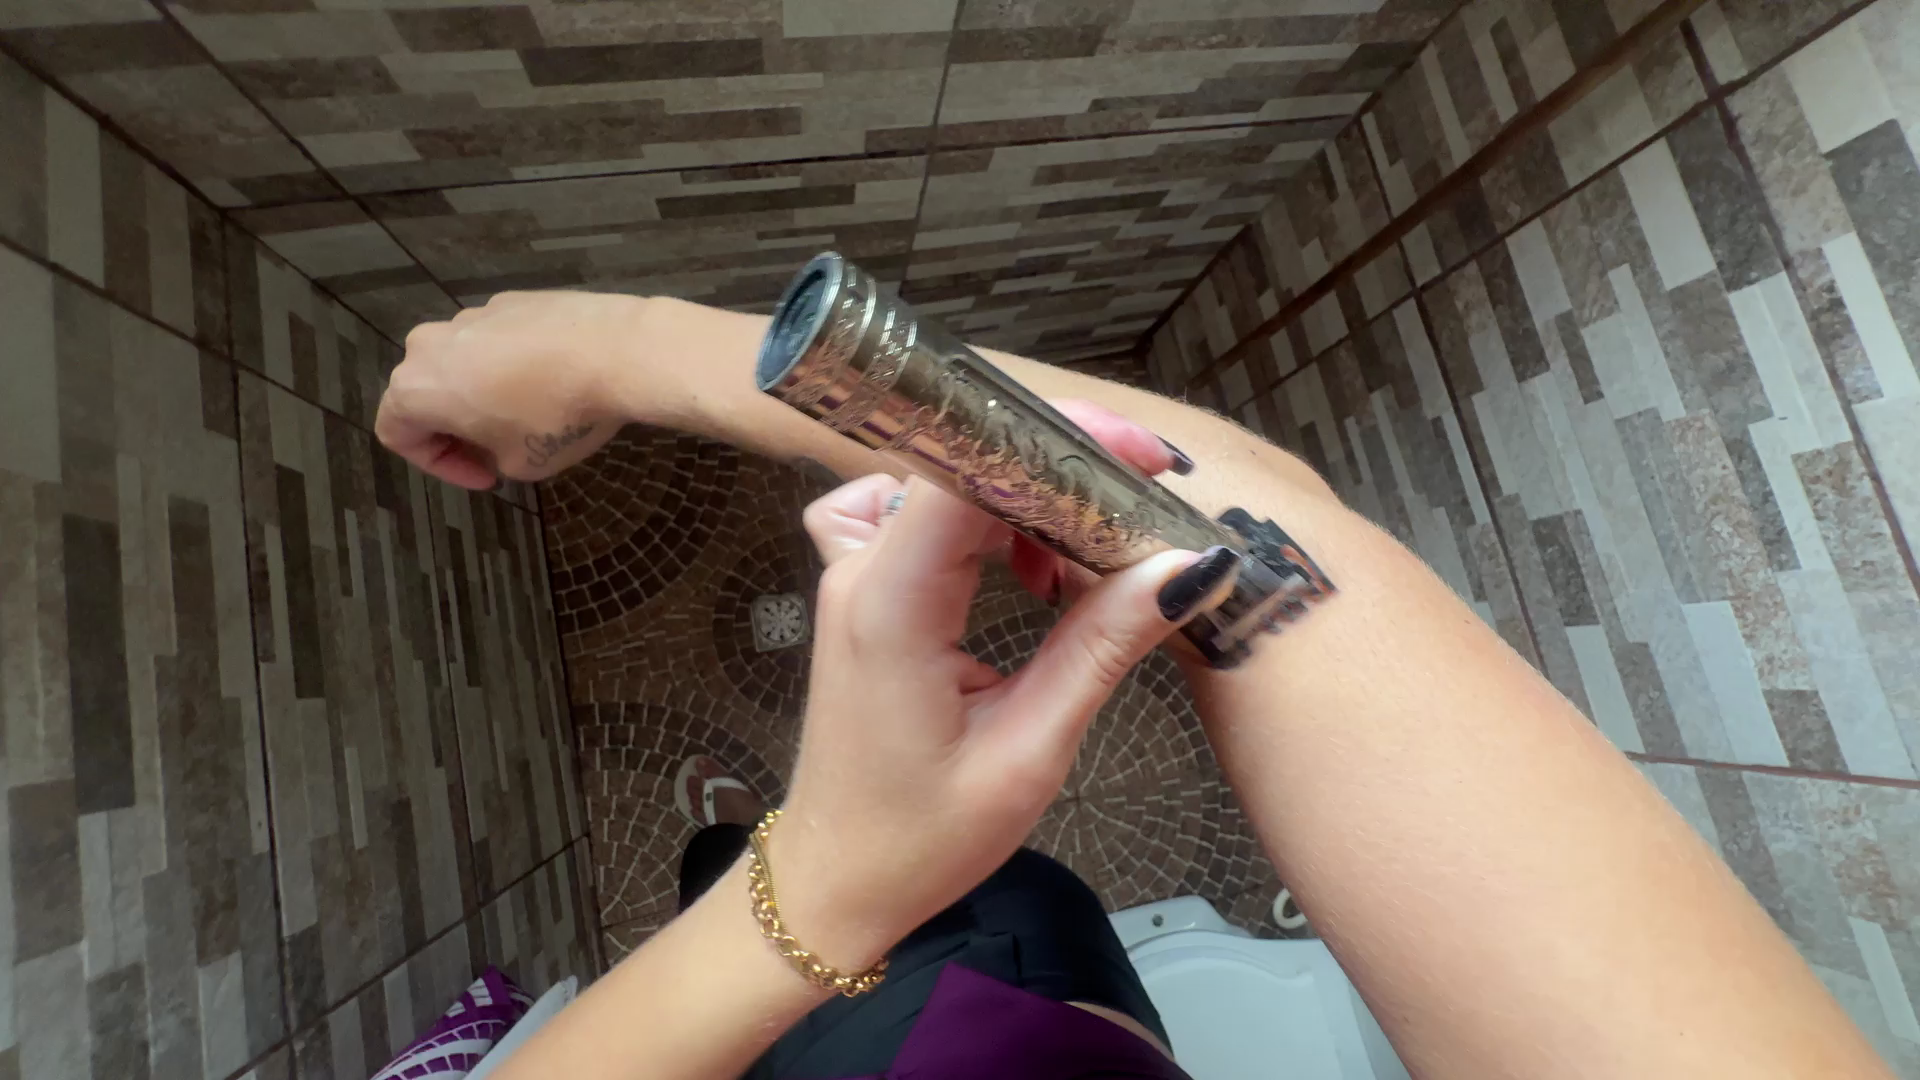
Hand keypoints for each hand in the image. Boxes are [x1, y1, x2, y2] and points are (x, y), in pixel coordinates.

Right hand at [376, 291, 665, 487]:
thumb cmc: (558, 417)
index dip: (439, 464)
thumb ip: (493, 459)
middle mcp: (430, 343)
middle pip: (429, 393)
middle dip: (462, 428)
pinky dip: (520, 365)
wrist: (613, 352)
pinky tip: (558, 380)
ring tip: (536, 414)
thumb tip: (498, 443)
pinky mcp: (512, 300)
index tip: (486, 476)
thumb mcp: (523, 464)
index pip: (398, 433)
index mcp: (416, 386)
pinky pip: (503, 341)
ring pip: (467, 363)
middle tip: (504, 448)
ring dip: (489, 393)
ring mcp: (471, 315)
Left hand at [766, 475, 1239, 969]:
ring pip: (944, 488)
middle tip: (1134, 500)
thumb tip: (1183, 569)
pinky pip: (917, 519)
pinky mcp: (867, 593)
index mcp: (892, 606)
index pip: (964, 472)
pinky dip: (977, 522)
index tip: (1135, 457)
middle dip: (1055, 469)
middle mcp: (862, 572)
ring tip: (1079, 556)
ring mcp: (855, 577)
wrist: (837, 876)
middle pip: (959, 467)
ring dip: (1021, 501)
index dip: (1053, 443)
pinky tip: (1014, 566)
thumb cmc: (922, 837)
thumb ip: (1099, 649)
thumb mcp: (1028, 752)